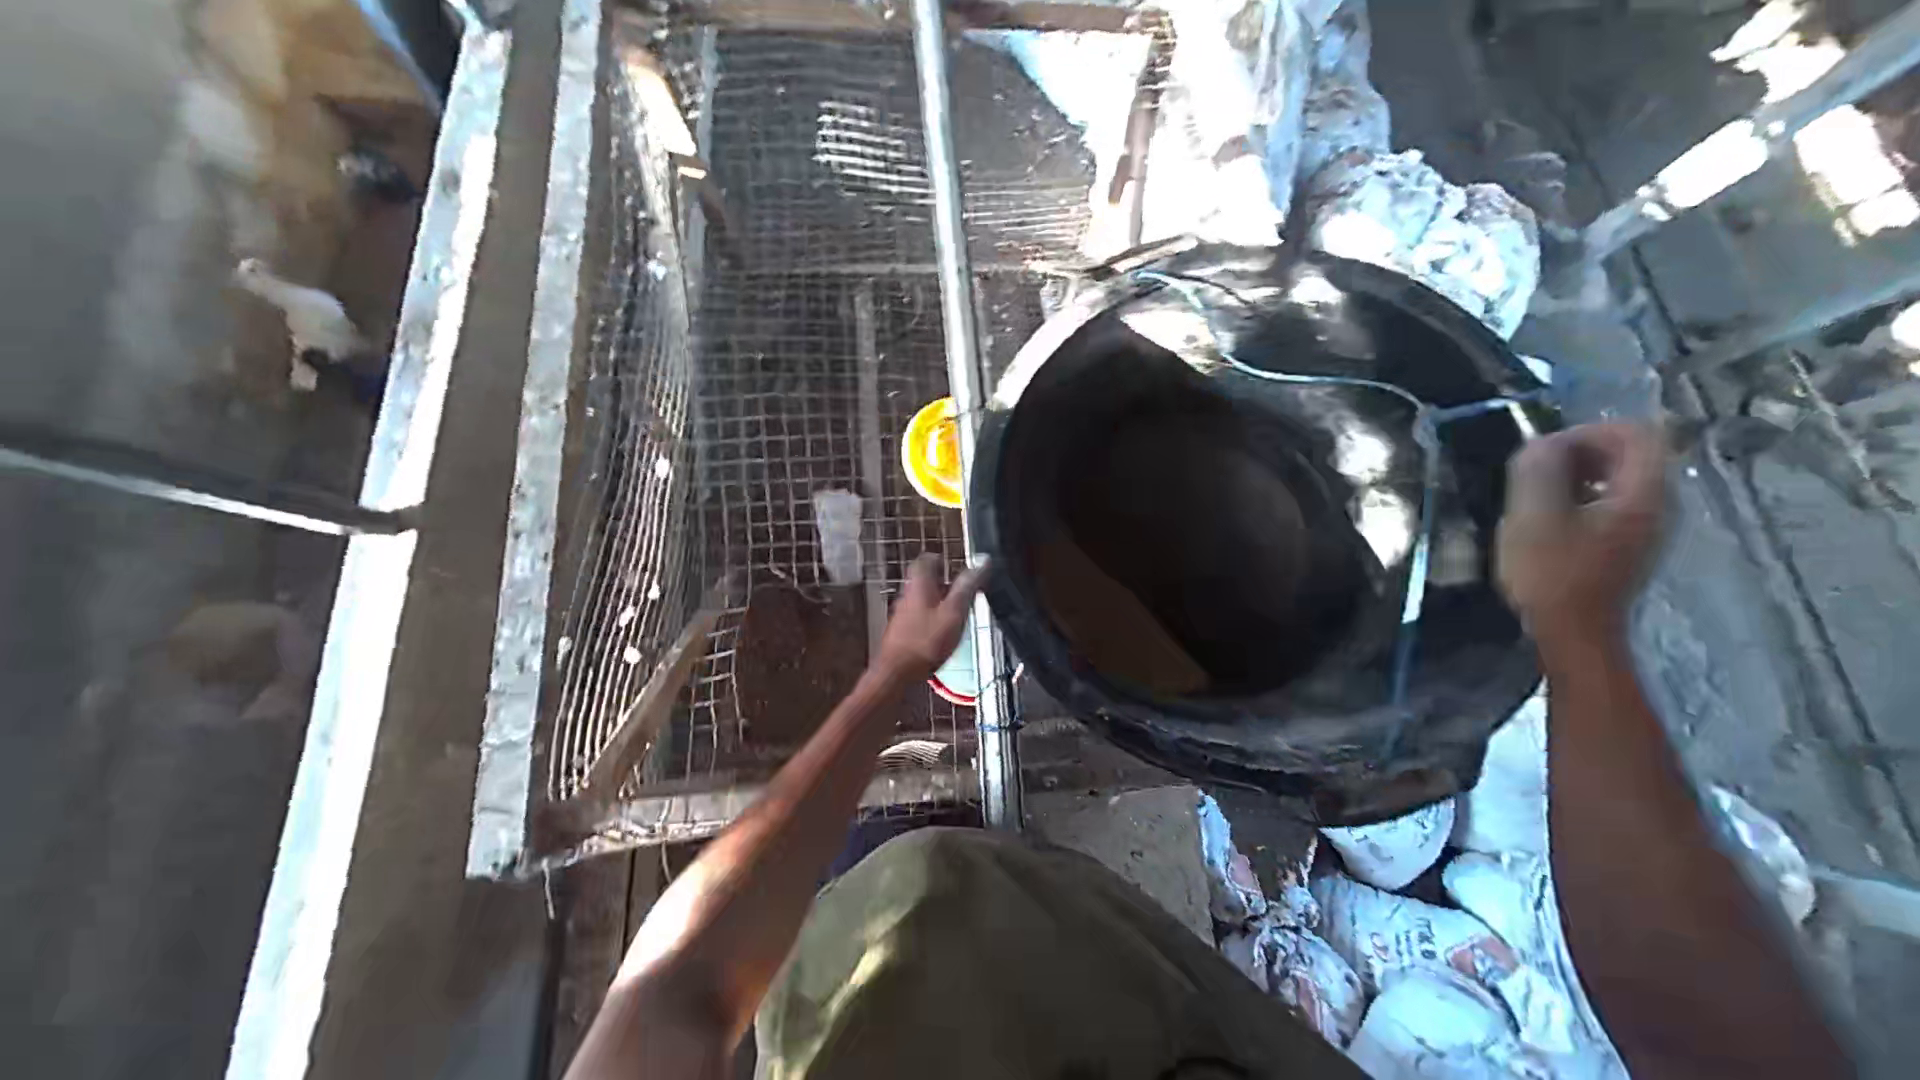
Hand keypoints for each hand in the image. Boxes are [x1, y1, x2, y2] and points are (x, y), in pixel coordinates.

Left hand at [873, 554, 990, 682]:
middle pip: (923, 581)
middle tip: (959, 590)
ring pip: (920, 600)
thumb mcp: (954, 612)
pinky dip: (930, 620)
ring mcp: (901, 615)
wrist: (896, 673)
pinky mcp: (900, 633)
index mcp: (920, 585)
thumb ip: (967, 587)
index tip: (952, 565)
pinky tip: (941, 635)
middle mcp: (906, 596)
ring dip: (937, 602)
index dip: (940, 559)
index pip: (926, 560)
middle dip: (941, 583)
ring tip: (955, 613)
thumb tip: (982, 562)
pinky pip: (917, 618)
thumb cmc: (925, 642)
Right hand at [1496, 422, 1665, 644]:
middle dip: (1577, 452)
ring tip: (1532, 494)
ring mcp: (1645, 527)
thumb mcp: (1533, 516)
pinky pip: (1608, 503)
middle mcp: (1657, 504)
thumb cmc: (1550, 573)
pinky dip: (1577, 498)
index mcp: (1643, 493)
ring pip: (1616, 479)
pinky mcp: (1626, 544)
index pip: (1635, 433)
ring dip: (1573, 476)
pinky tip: (1546, 519)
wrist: (1572, 632)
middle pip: (1628, 454)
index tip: (1543, 450)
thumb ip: (1539, 471)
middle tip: (1532, 471)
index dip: (1587, 431)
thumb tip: (1543, 443)